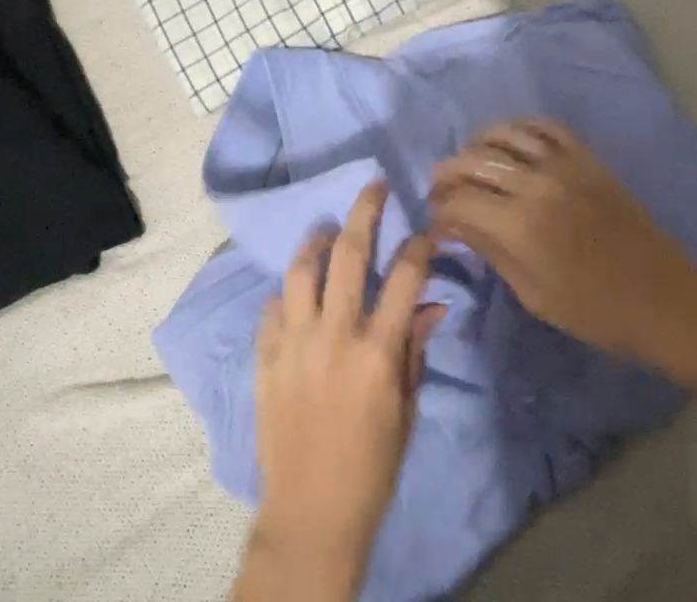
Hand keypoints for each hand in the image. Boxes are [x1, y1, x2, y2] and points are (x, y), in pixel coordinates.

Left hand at [241, 180, 444, 601]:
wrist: (311, 510)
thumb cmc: (373, 465)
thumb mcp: (407, 409)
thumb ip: (416, 349)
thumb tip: (432, 304)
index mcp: (377, 351)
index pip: (403, 277)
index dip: (418, 245)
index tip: (426, 227)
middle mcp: (334, 336)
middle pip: (348, 255)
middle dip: (365, 212)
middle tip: (373, 186)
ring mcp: (293, 344)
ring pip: (301, 271)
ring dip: (317, 240)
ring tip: (327, 227)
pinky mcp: (265, 359)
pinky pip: (272, 308)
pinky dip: (287, 291)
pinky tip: (296, 289)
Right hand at [428, 119, 696, 371]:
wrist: (662, 298)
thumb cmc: (594, 311)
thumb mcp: (532, 294)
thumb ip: (490, 250)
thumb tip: (455, 226)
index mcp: (518, 225)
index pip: (458, 201)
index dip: (438, 211)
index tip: (435, 225)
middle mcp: (536, 184)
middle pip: (473, 161)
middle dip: (447, 176)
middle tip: (440, 194)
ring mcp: (564, 165)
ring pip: (504, 134)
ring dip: (476, 146)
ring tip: (469, 165)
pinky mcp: (587, 158)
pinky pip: (545, 127)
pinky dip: (519, 128)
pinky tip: (508, 144)